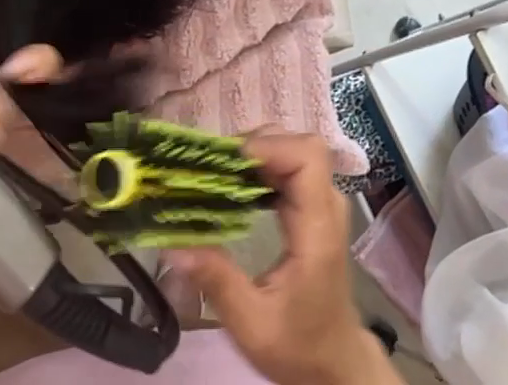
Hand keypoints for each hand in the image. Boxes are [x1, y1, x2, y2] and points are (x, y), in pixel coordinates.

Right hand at [165, 134, 393, 384]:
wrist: (335, 363)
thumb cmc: (298, 346)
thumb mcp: (252, 324)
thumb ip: (217, 280)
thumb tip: (173, 245)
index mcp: (317, 232)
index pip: (308, 159)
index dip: (268, 147)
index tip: (226, 161)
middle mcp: (326, 208)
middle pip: (299, 146)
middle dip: (253, 146)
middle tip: (210, 166)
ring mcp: (321, 206)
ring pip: (293, 151)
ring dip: (253, 154)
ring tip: (215, 172)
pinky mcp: (311, 209)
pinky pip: (288, 168)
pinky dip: (258, 166)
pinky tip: (231, 184)